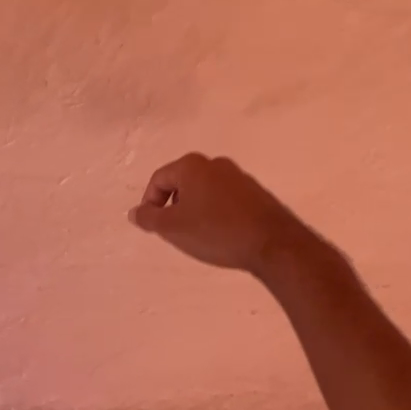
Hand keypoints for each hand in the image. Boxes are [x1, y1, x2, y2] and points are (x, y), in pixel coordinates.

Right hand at [128, 154, 318, 274]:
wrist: (275, 245)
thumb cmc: (216, 231)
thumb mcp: (173, 228)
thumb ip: (148, 218)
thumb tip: (135, 212)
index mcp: (191, 166)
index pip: (158, 180)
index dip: (150, 203)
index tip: (152, 226)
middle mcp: (215, 164)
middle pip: (182, 183)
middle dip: (173, 206)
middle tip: (173, 230)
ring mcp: (240, 177)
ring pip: (205, 192)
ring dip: (195, 210)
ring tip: (198, 235)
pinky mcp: (257, 194)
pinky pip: (225, 200)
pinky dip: (216, 214)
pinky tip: (221, 235)